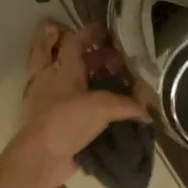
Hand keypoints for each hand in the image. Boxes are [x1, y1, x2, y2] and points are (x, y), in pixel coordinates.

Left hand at [9, 20, 145, 187]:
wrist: (40, 156)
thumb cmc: (67, 121)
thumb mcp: (101, 108)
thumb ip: (125, 105)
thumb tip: (147, 112)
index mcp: (62, 68)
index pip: (73, 41)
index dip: (88, 33)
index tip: (104, 32)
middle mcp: (49, 77)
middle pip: (47, 47)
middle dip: (60, 38)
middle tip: (81, 41)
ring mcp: (41, 95)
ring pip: (44, 68)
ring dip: (59, 62)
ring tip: (81, 64)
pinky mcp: (41, 115)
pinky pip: (50, 93)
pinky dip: (62, 90)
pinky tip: (78, 97)